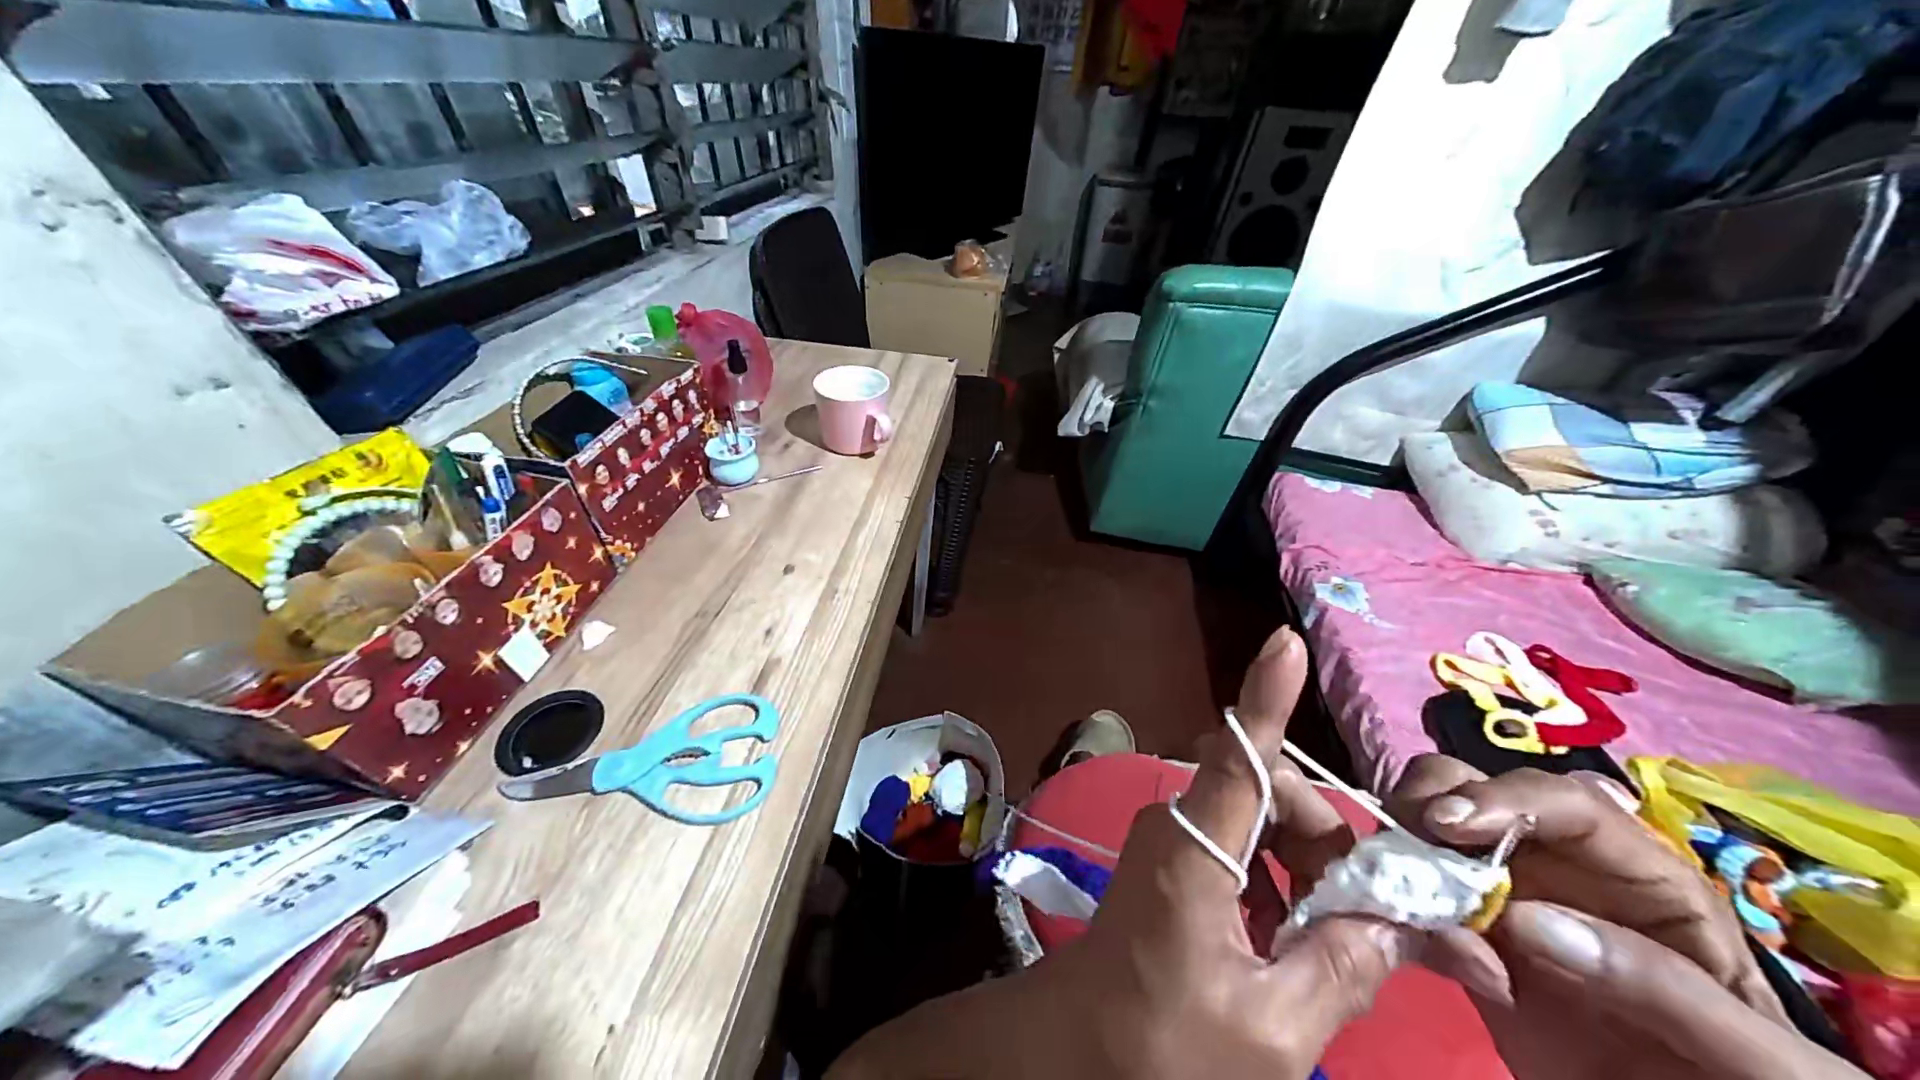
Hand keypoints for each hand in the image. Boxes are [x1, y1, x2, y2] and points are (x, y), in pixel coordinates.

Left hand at [829, 629, 1420, 1078]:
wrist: (1072, 1049)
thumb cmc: (1159, 1040)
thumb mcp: (1270, 1026)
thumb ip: (1341, 966)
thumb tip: (1396, 924)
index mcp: (1194, 848)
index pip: (1239, 754)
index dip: (1264, 695)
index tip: (1286, 641)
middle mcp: (1181, 826)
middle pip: (1278, 798)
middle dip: (1338, 847)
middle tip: (1398, 925)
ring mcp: (1176, 843)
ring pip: (1268, 828)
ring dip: (1320, 873)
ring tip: (1362, 943)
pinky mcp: (1178, 866)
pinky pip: (1248, 853)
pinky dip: (1290, 888)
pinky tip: (1312, 942)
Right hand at [1390, 758, 1863, 1078]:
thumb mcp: (1755, 1056)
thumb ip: (1665, 986)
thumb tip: (1523, 918)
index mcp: (1641, 875)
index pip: (1567, 803)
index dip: (1503, 799)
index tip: (1445, 824)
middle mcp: (1559, 866)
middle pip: (1478, 789)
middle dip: (1432, 802)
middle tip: (1405, 848)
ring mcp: (1504, 896)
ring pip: (1431, 825)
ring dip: (1404, 845)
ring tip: (1406, 899)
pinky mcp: (1465, 933)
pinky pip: (1413, 891)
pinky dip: (1393, 898)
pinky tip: (1407, 936)